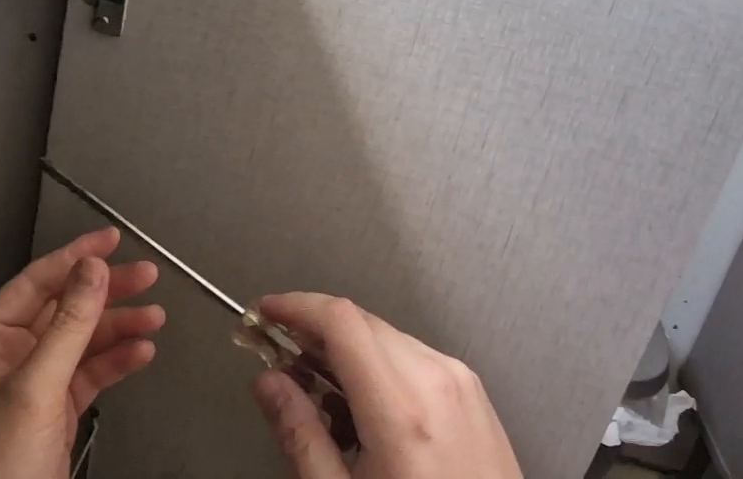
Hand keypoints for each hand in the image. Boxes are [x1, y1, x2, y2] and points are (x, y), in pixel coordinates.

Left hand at [0, 228, 164, 478]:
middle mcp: (10, 357)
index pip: (37, 282)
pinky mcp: (58, 409)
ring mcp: (36, 384)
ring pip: (85, 338)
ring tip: (154, 317)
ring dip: (121, 326)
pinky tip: (141, 352)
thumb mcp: (34, 388)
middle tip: (145, 276)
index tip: (110, 240)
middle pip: (66, 307)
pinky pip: (93, 371)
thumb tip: (92, 269)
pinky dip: (119, 360)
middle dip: (108, 291)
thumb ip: (68, 324)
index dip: (75, 257)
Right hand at [250, 293, 523, 478]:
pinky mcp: (476, 393)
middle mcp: (436, 381)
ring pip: (387, 336)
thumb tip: (268, 383)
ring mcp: (462, 383)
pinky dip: (382, 364)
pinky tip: (368, 407)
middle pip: (361, 322)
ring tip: (325, 398)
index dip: (296, 307)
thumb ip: (301, 436)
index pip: (340, 320)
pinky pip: (416, 355)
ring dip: (348, 349)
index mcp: (402, 410)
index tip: (266, 312)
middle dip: (316, 331)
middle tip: (282, 360)